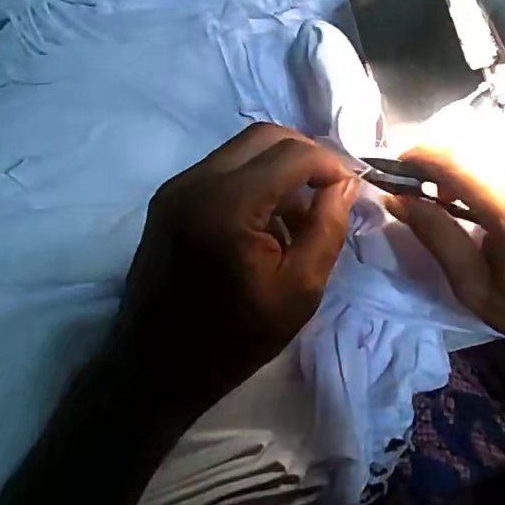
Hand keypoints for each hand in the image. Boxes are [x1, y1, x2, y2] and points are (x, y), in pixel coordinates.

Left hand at [115, 123, 358, 416]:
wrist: (155, 368)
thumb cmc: (234, 338)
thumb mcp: (299, 290)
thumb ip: (327, 228)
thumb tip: (345, 185)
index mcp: (228, 206)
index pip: (293, 154)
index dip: (330, 165)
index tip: (350, 190)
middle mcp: (196, 182)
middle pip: (265, 136)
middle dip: (306, 155)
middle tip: (328, 191)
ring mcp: (176, 187)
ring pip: (242, 149)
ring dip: (279, 167)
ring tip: (300, 213)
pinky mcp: (168, 199)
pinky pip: (221, 169)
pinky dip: (253, 179)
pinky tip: (267, 220)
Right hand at [383, 149, 504, 383]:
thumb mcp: (476, 288)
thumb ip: (436, 235)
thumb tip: (396, 197)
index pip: (455, 159)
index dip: (418, 156)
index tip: (396, 167)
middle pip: (474, 146)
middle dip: (442, 162)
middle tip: (424, 191)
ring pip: (496, 148)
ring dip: (469, 165)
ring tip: (459, 200)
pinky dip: (497, 170)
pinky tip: (494, 198)